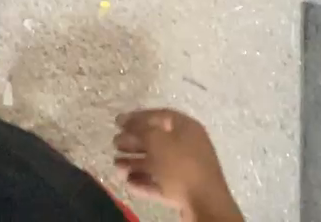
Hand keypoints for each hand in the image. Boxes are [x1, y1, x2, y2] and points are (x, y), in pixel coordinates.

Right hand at [113, 109, 242, 221]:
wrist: (205, 205)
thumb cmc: (180, 164)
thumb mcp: (155, 139)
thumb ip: (138, 128)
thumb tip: (124, 122)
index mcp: (186, 127)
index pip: (158, 116)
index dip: (136, 117)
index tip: (118, 122)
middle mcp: (188, 145)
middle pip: (155, 140)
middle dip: (133, 143)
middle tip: (115, 144)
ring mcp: (188, 169)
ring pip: (156, 163)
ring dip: (135, 164)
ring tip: (117, 167)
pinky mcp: (185, 190)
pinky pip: (161, 181)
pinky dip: (145, 181)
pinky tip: (129, 182)